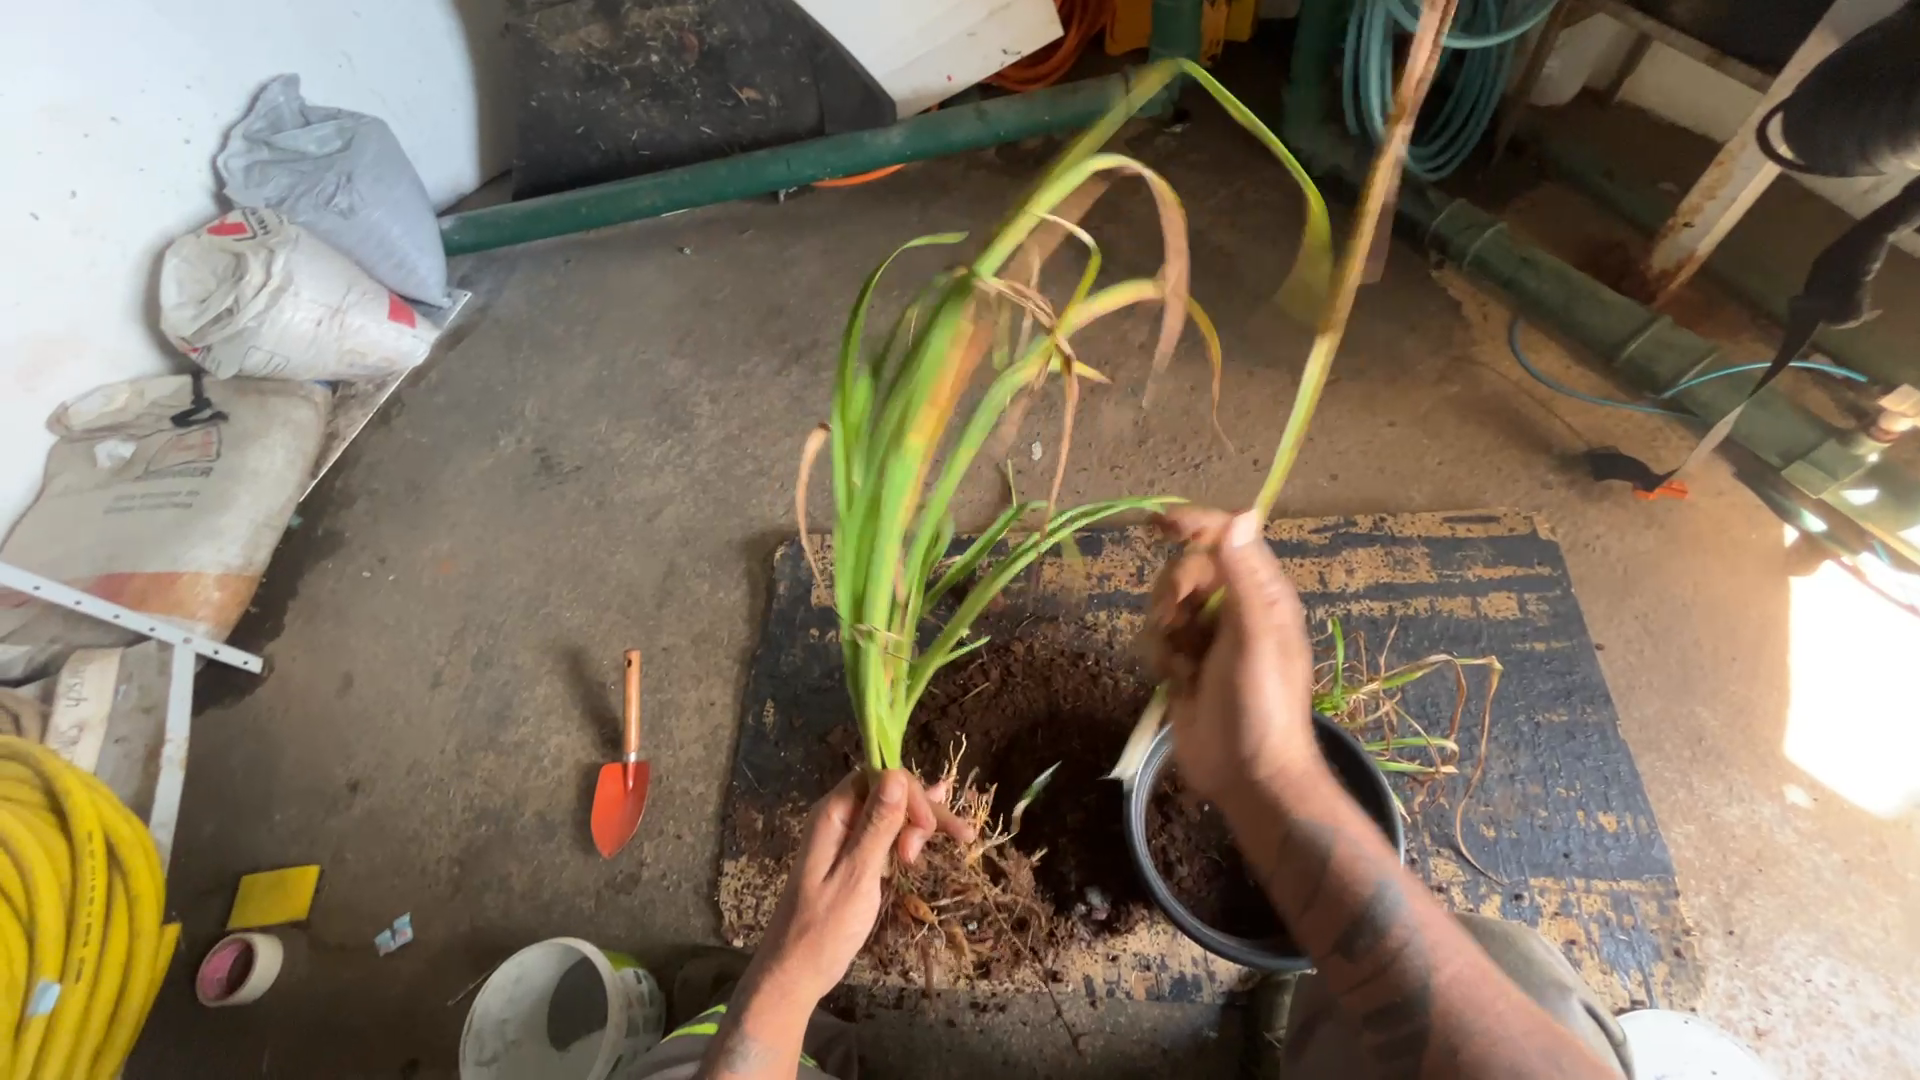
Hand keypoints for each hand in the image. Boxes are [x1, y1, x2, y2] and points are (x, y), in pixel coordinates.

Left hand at [751, 769, 973, 1001]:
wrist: (794, 973)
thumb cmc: (824, 929)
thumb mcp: (856, 876)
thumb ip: (877, 825)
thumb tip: (896, 775)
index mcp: (833, 813)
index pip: (880, 777)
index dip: (910, 794)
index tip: (927, 829)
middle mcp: (839, 815)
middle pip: (890, 792)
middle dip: (922, 809)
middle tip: (953, 840)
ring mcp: (846, 835)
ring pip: (893, 811)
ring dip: (921, 822)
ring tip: (955, 839)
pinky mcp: (854, 854)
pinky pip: (886, 830)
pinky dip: (911, 829)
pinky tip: (935, 820)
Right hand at [1146, 507, 1318, 801]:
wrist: (1247, 775)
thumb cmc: (1261, 705)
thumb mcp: (1255, 637)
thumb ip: (1245, 577)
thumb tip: (1241, 515)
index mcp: (1262, 595)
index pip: (1225, 539)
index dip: (1194, 525)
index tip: (1157, 523)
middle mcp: (1234, 609)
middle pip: (1185, 570)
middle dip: (1173, 593)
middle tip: (1178, 622)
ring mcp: (1207, 637)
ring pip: (1164, 604)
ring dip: (1163, 630)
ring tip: (1180, 663)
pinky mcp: (1182, 662)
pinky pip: (1155, 637)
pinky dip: (1158, 655)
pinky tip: (1175, 680)